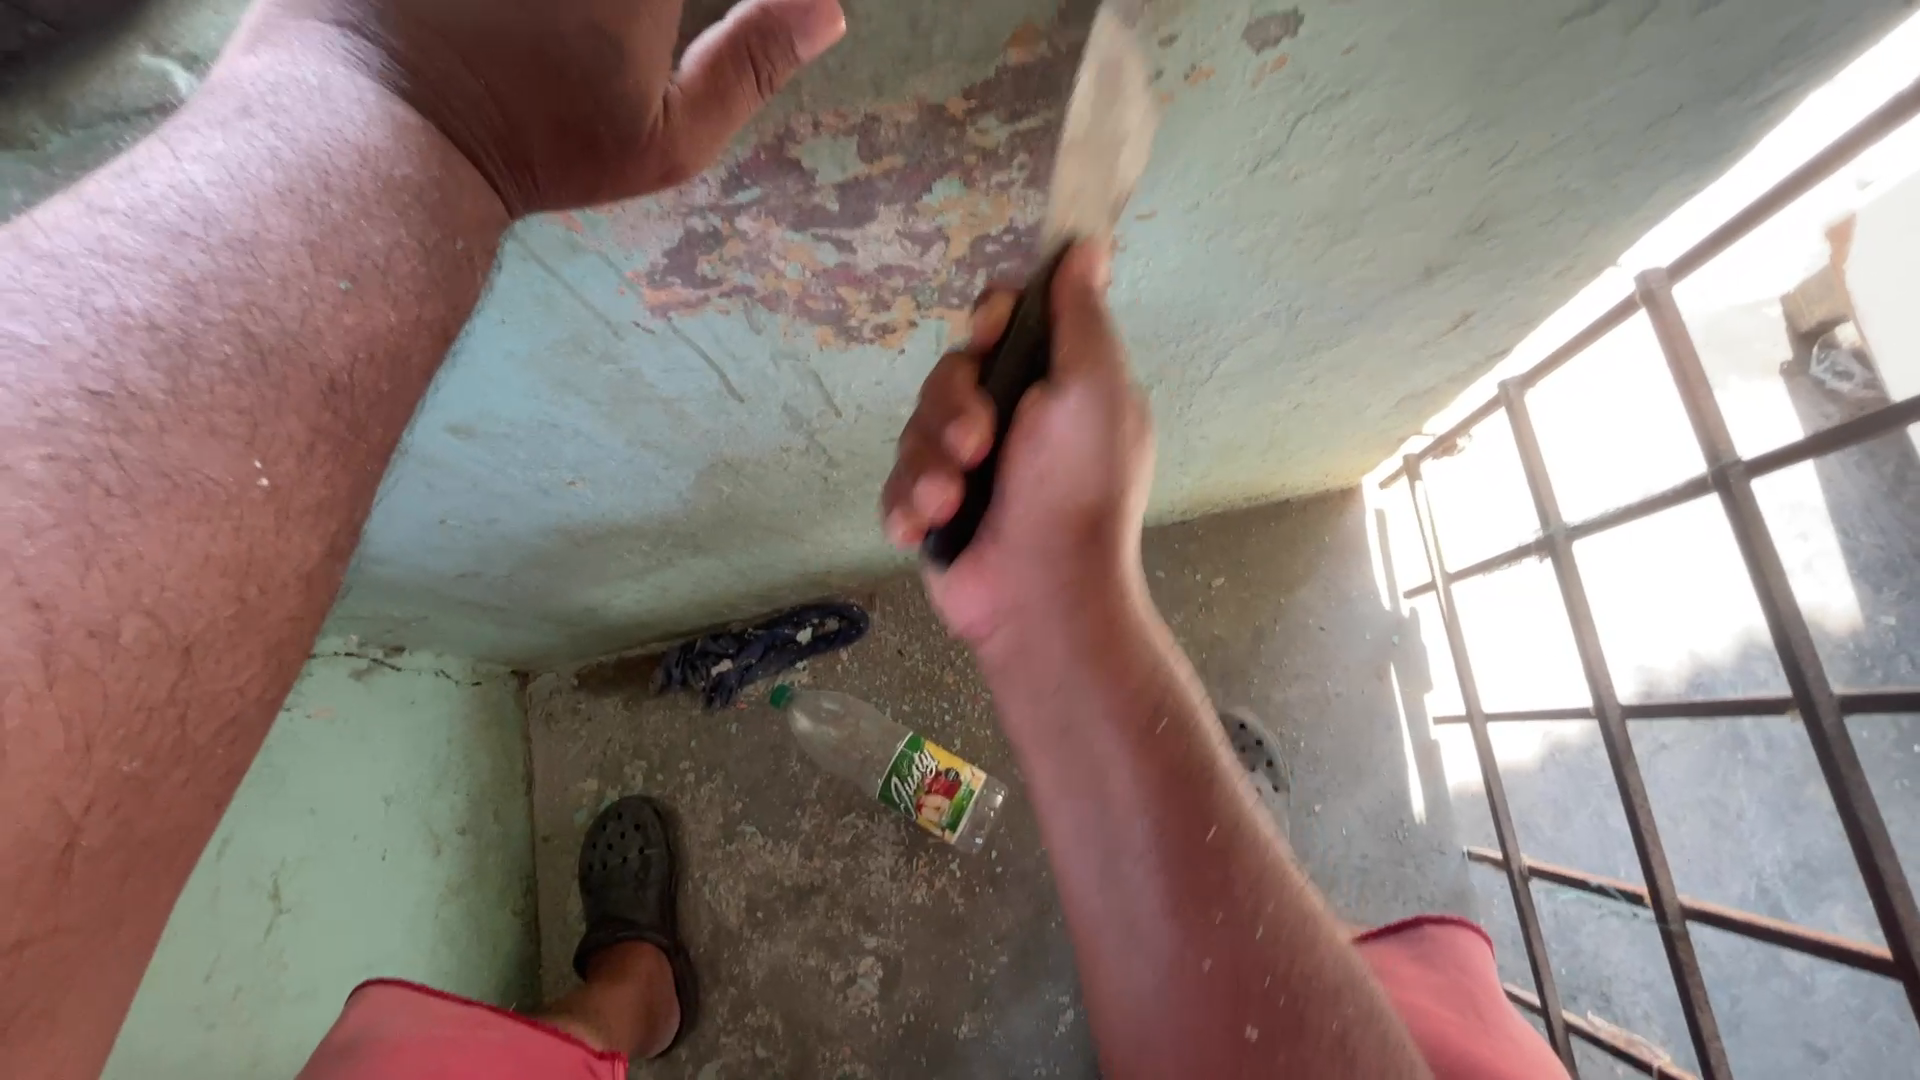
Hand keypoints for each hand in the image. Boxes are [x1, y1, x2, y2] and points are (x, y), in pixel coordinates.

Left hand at [234, 0, 846, 215]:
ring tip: (595, 36)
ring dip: (619, 5)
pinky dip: (555, 5)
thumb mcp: (674, 139)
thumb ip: (753, 65)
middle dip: (660, 3)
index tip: (738, 13)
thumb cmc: (548, 146)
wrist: (395, 124)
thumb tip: (830, 9)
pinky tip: (543, 24)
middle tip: (648, 32)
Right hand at [881, 243, 1154, 649]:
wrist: (1044, 594)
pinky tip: (922, 528)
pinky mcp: (931, 511)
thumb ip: (1082, 318)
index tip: (989, 333)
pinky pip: (896, 484)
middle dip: (954, 409)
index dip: (987, 322)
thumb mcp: (1093, 390)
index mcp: (1052, 389)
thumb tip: (1089, 247)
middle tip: (978, 446)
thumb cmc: (1078, 488)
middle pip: (949, 375)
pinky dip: (907, 505)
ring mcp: (966, 469)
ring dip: (930, 466)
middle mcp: (1009, 422)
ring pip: (915, 430)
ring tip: (950, 502)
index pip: (1003, 327)